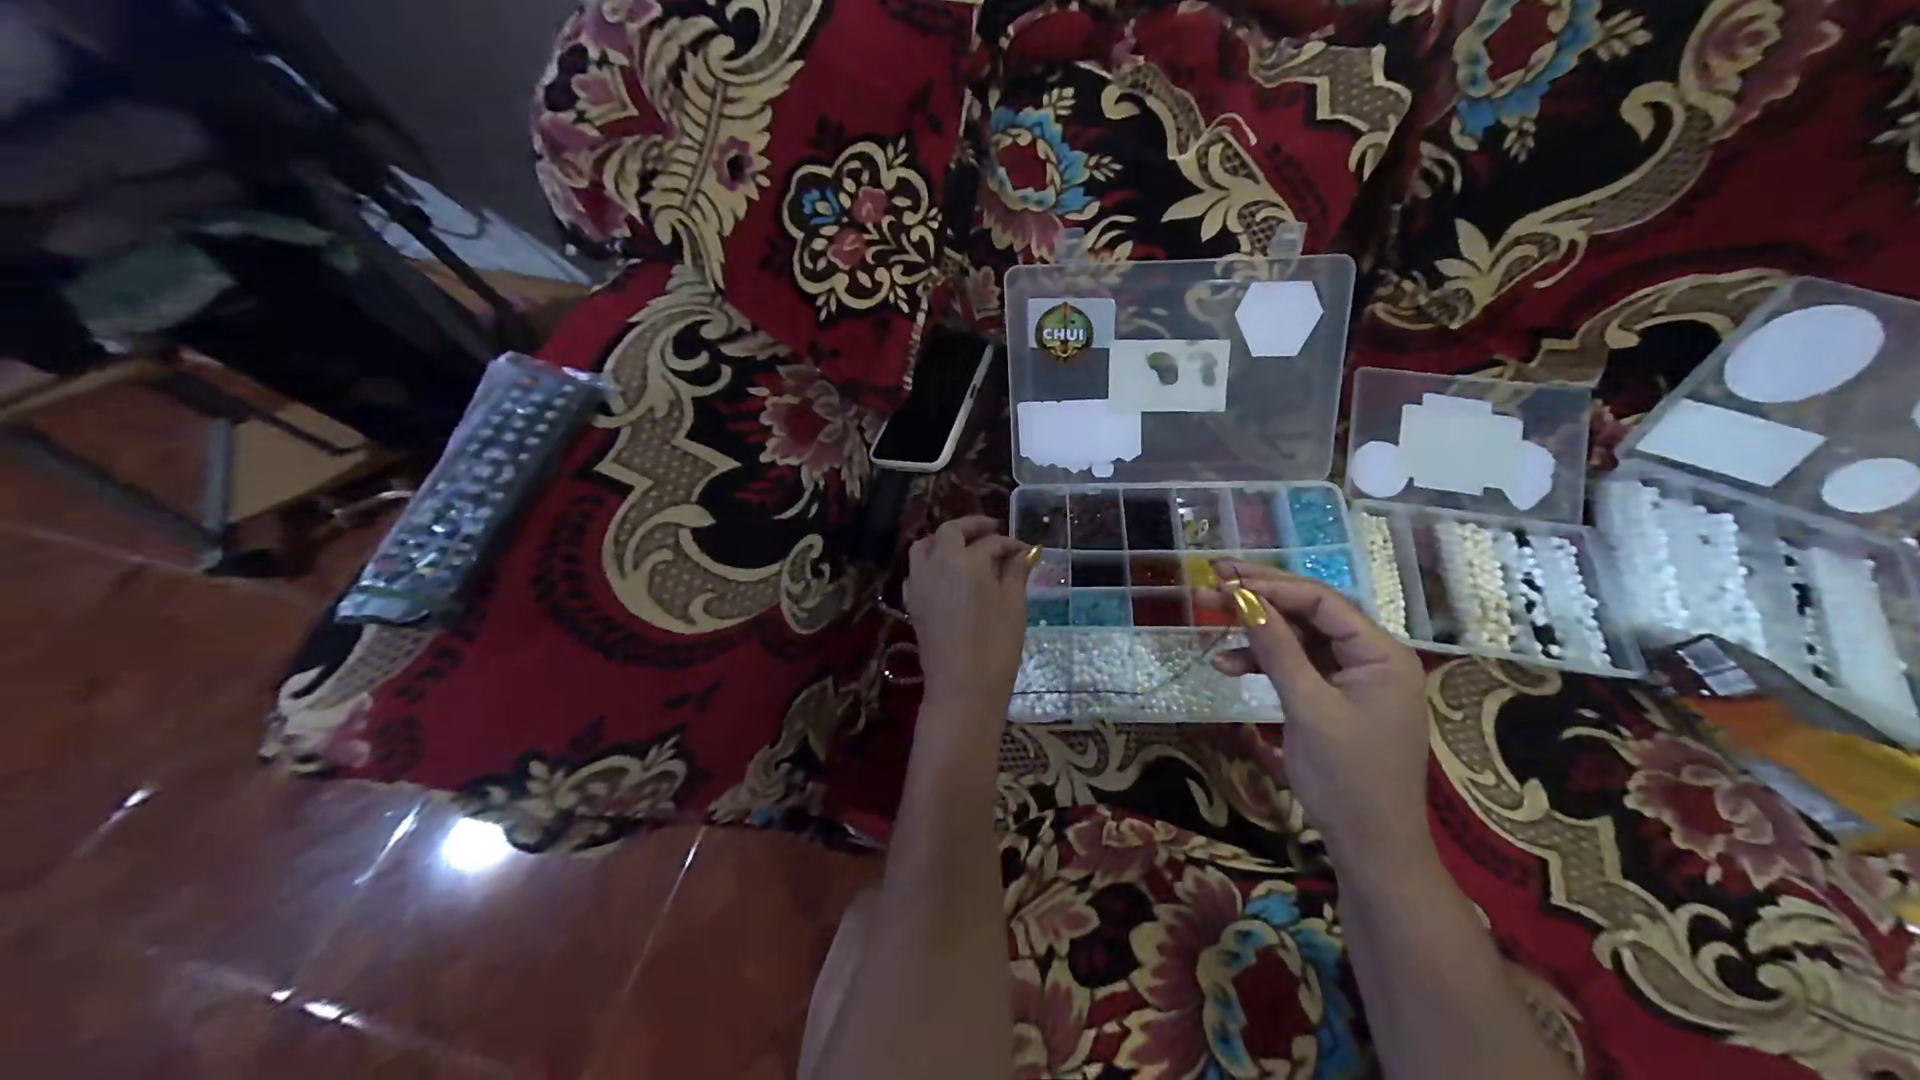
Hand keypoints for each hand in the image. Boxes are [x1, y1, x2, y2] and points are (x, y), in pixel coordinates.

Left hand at [905, 516, 1030, 711]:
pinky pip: (917, 569)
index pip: (990, 542)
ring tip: (964, 546)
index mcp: (966, 560)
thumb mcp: (1013, 605)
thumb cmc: (996, 644)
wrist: (963, 685)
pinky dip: (930, 562)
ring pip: (925, 546)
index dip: (1009, 544)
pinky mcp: (912, 601)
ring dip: (943, 539)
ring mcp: (919, 582)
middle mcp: (937, 563)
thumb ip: (1015, 572)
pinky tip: (947, 574)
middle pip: (949, 532)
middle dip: (971, 526)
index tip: (1023, 550)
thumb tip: (1023, 553)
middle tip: (991, 529)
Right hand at [1198, 559, 1432, 863]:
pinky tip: (1230, 666)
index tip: (1226, 581)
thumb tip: (1242, 599)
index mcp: (1382, 653)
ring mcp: (1355, 677)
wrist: (1371, 844)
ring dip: (1258, 633)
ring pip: (1301, 638)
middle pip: (1312, 613)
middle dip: (1262, 598)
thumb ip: (1277, 649)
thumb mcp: (1307, 708)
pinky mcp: (1337, 696)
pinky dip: (1266, 662)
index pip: (1323, 601)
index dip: (1272, 587)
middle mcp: (1373, 656)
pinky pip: (1300, 665)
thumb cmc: (1346, 777)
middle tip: (1216, 577)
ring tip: (1213, 623)